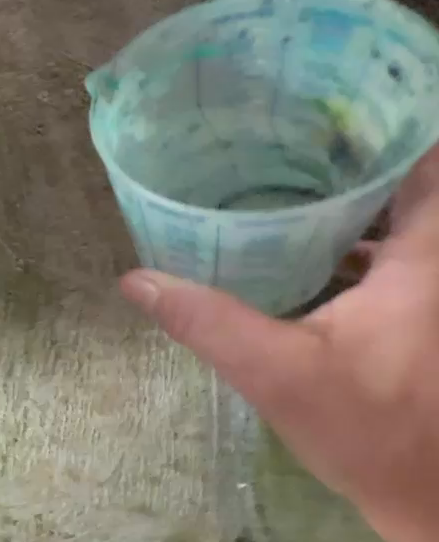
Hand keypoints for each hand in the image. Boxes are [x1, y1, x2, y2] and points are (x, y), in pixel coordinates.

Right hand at [120, 146, 438, 541]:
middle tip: (277, 143)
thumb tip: (134, 279)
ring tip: (277, 188)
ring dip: (351, 206)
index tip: (325, 112)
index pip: (426, 170)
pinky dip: (357, 245)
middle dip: (350, 164)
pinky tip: (300, 252)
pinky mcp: (429, 321)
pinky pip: (395, 259)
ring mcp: (437, 296)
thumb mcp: (275, 372)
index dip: (385, 132)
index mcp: (428, 265)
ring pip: (404, 227)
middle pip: (411, 192)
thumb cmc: (373, 429)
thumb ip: (205, 320)